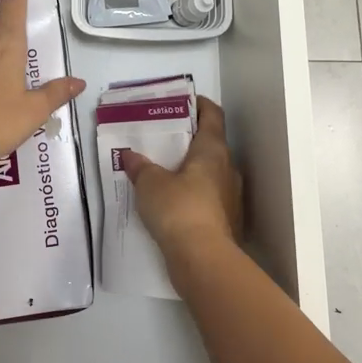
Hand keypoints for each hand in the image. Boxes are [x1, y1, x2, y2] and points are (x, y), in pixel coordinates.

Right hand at [120, 97, 242, 251]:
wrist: (204, 261)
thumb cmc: (179, 209)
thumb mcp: (150, 184)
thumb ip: (140, 167)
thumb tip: (130, 156)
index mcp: (213, 150)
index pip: (213, 115)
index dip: (200, 105)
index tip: (184, 102)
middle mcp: (227, 169)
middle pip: (212, 144)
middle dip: (190, 140)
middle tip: (164, 140)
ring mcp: (231, 197)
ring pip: (211, 173)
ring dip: (192, 171)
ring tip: (165, 173)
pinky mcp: (228, 222)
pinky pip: (209, 199)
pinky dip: (194, 196)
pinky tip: (173, 205)